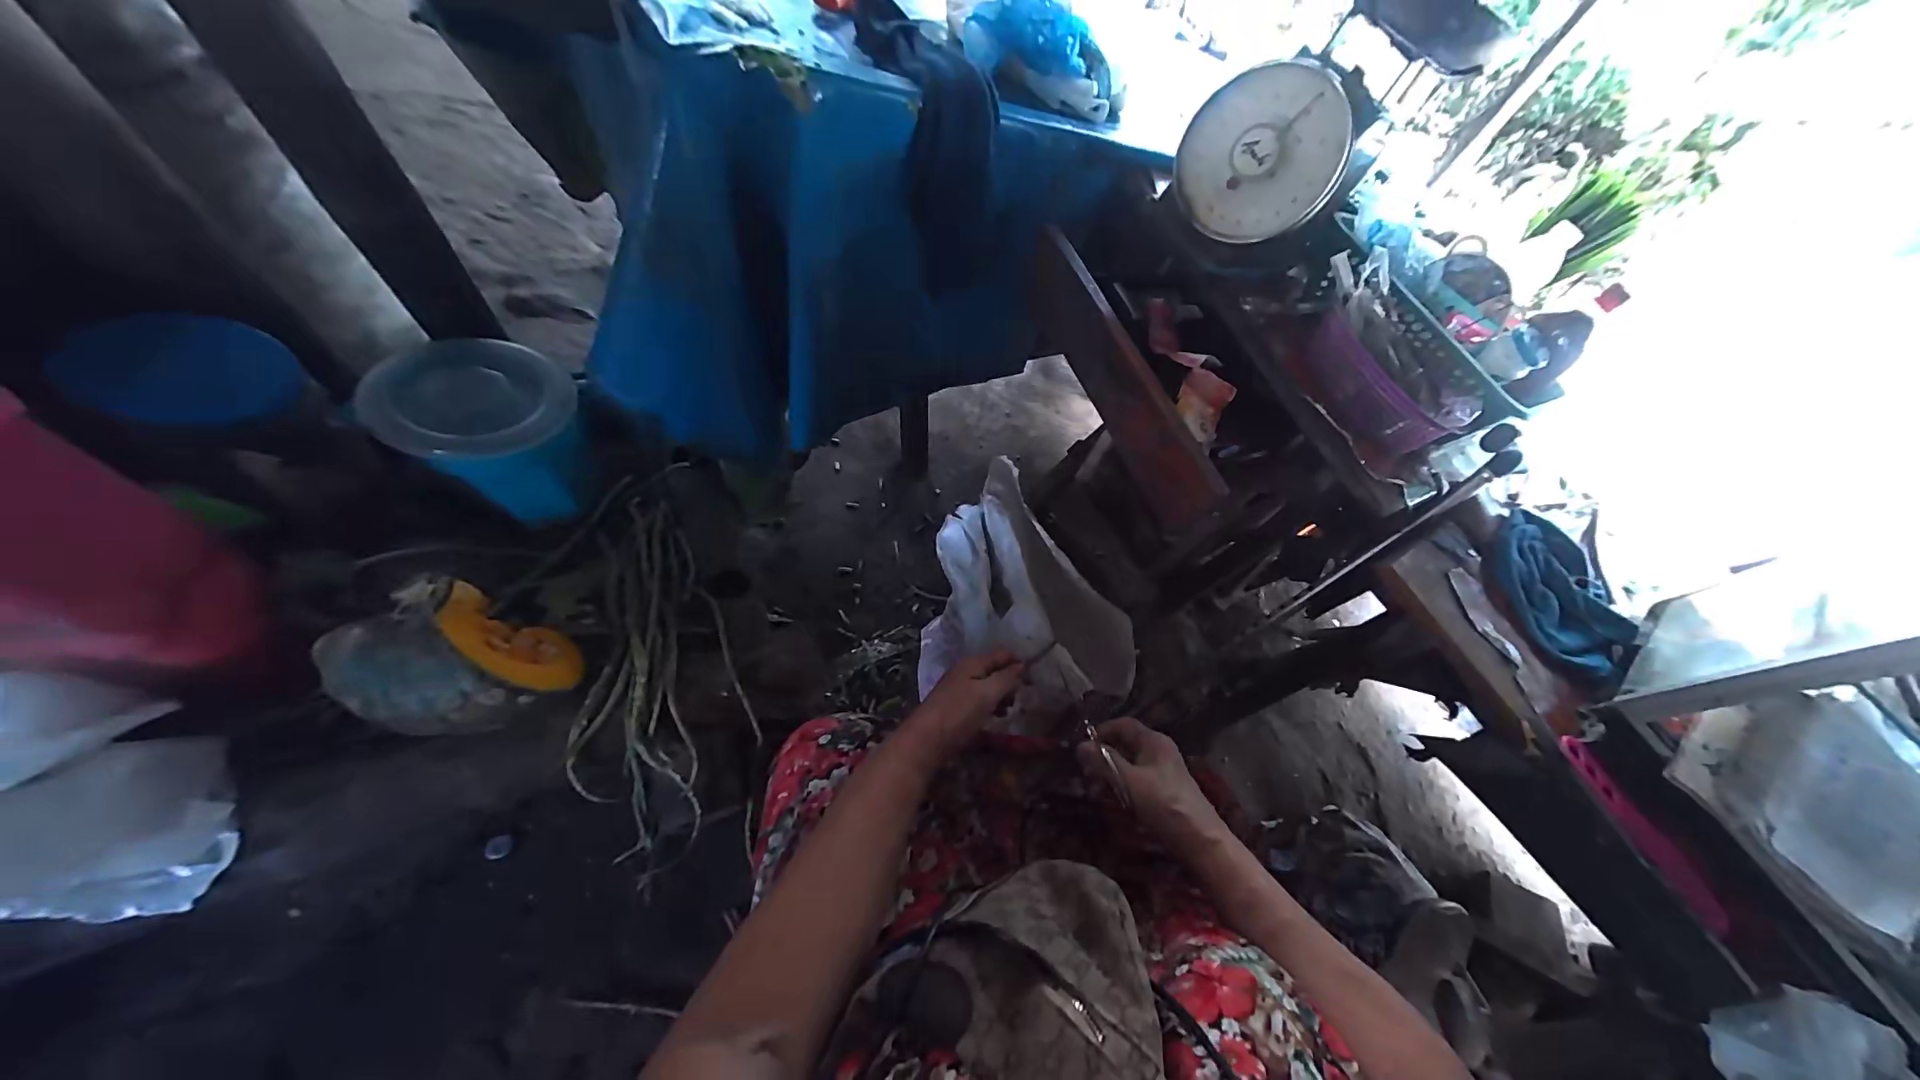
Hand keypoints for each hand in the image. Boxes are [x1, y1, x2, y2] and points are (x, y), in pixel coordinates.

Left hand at [902, 649, 1024, 765]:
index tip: (1033, 679)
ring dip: (1001, 696)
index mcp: (972, 663)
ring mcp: (959, 689)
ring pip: (988, 686)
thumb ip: (1006, 678)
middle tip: (1019, 698)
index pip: (1002, 654)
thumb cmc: (959, 714)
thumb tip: (1022, 665)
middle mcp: (965, 671)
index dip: (1019, 663)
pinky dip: (991, 706)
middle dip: (1010, 681)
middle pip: (995, 669)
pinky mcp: (956, 706)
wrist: (926, 740)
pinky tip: (995, 717)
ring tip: (1008, 710)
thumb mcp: (987, 694)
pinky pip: (980, 700)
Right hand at [1079, 717, 1230, 852]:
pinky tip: (1113, 801)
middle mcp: (1159, 751)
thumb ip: (1104, 762)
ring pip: (1129, 764)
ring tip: (1095, 791)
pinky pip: (1137, 780)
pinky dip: (1122, 786)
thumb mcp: (1129, 781)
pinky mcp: (1164, 790)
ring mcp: (1163, 771)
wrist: (1201, 840)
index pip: (1123, 724)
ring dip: (1110, 774)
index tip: (1083, 749)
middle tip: (1086, 774)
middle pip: (1125, 744)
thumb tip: (1080, 746)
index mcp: (1154, 741)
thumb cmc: (1164, 804)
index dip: (1101, 732)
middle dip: (1103, 757)